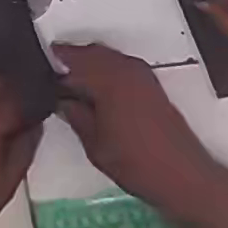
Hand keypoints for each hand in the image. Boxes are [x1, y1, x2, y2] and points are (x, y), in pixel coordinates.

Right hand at [53, 42, 227, 223]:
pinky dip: (107, 69)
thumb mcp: (95, 144)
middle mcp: (127, 69)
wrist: (183, 175)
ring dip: (91, 62)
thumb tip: (63, 100)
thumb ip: (75, 116)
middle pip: (94, 53)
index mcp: (109, 80)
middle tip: (56, 71)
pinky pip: (122, 65)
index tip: (45, 59)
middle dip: (74, 58)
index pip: (77, 58)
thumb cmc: (135, 162)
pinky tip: (98, 89)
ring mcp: (142, 75)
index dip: (58, 57)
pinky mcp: (152, 85)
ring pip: (109, 58)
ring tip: (74, 81)